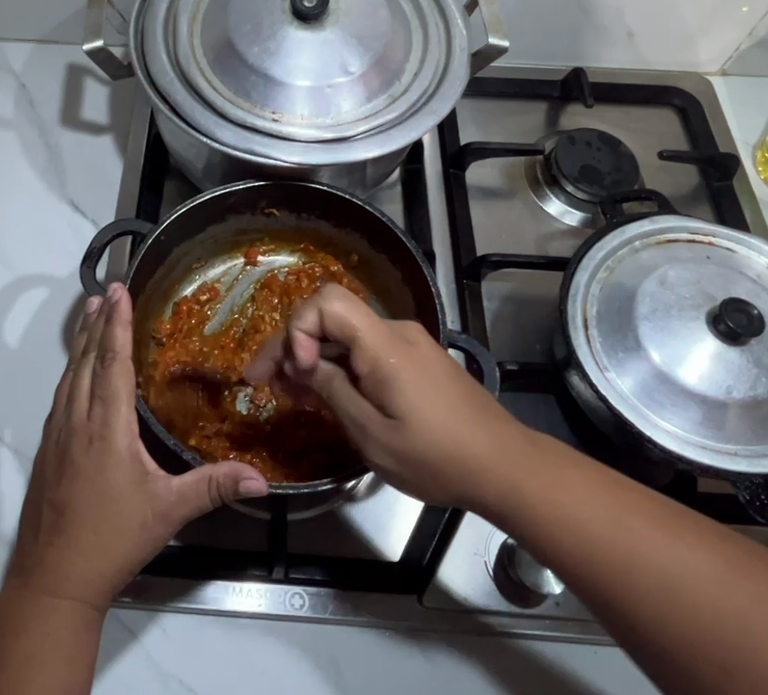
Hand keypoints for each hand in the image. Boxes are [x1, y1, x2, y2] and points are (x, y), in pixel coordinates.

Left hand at [5, 283, 268, 610]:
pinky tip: (75, 375)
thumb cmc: (112, 539)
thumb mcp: (168, 512)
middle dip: (97, 324)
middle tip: (105, 292)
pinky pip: (59, 397)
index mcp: (106, 427)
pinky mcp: (47, 451)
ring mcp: (57, 436)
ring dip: (81, 344)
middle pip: (85, 361)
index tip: (118, 291)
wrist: (52, 579)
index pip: (112, 362)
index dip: (116, 324)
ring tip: (89, 317)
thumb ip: (213, 487)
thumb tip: (261, 480)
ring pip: (68, 377)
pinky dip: (70, 372)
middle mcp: (77, 422)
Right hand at [244, 284, 525, 512]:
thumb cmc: (437, 457)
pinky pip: (365, 351)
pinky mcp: (415, 361)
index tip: (296, 372)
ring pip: (345, 336)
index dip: (298, 329)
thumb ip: (332, 392)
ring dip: (313, 360)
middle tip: (263, 383)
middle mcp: (395, 332)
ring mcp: (408, 345)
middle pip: (330, 318)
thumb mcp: (373, 435)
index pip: (327, 302)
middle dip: (291, 346)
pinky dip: (339, 367)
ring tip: (290, 396)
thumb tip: (302, 364)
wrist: (504, 465)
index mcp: (384, 345)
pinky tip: (324, 396)